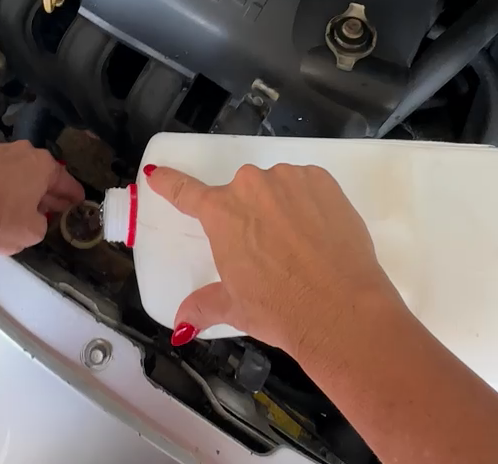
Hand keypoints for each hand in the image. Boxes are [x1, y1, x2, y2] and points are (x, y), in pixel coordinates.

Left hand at [0, 142, 84, 254]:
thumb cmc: (0, 221)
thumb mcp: (33, 232)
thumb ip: (42, 221)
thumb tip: (35, 217)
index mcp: (40, 164)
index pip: (63, 179)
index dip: (72, 193)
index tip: (78, 201)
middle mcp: (18, 152)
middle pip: (37, 172)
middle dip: (44, 190)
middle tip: (51, 207)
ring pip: (12, 171)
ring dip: (17, 186)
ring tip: (18, 207)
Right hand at [146, 163, 405, 357]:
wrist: (342, 310)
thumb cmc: (280, 309)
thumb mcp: (236, 307)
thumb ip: (203, 305)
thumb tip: (180, 325)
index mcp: (222, 213)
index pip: (185, 191)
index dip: (168, 181)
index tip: (155, 172)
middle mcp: (251, 186)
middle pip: (242, 194)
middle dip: (249, 215)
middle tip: (266, 250)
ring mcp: (288, 178)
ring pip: (276, 187)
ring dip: (280, 207)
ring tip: (299, 246)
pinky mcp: (321, 179)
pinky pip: (306, 184)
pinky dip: (309, 202)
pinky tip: (319, 233)